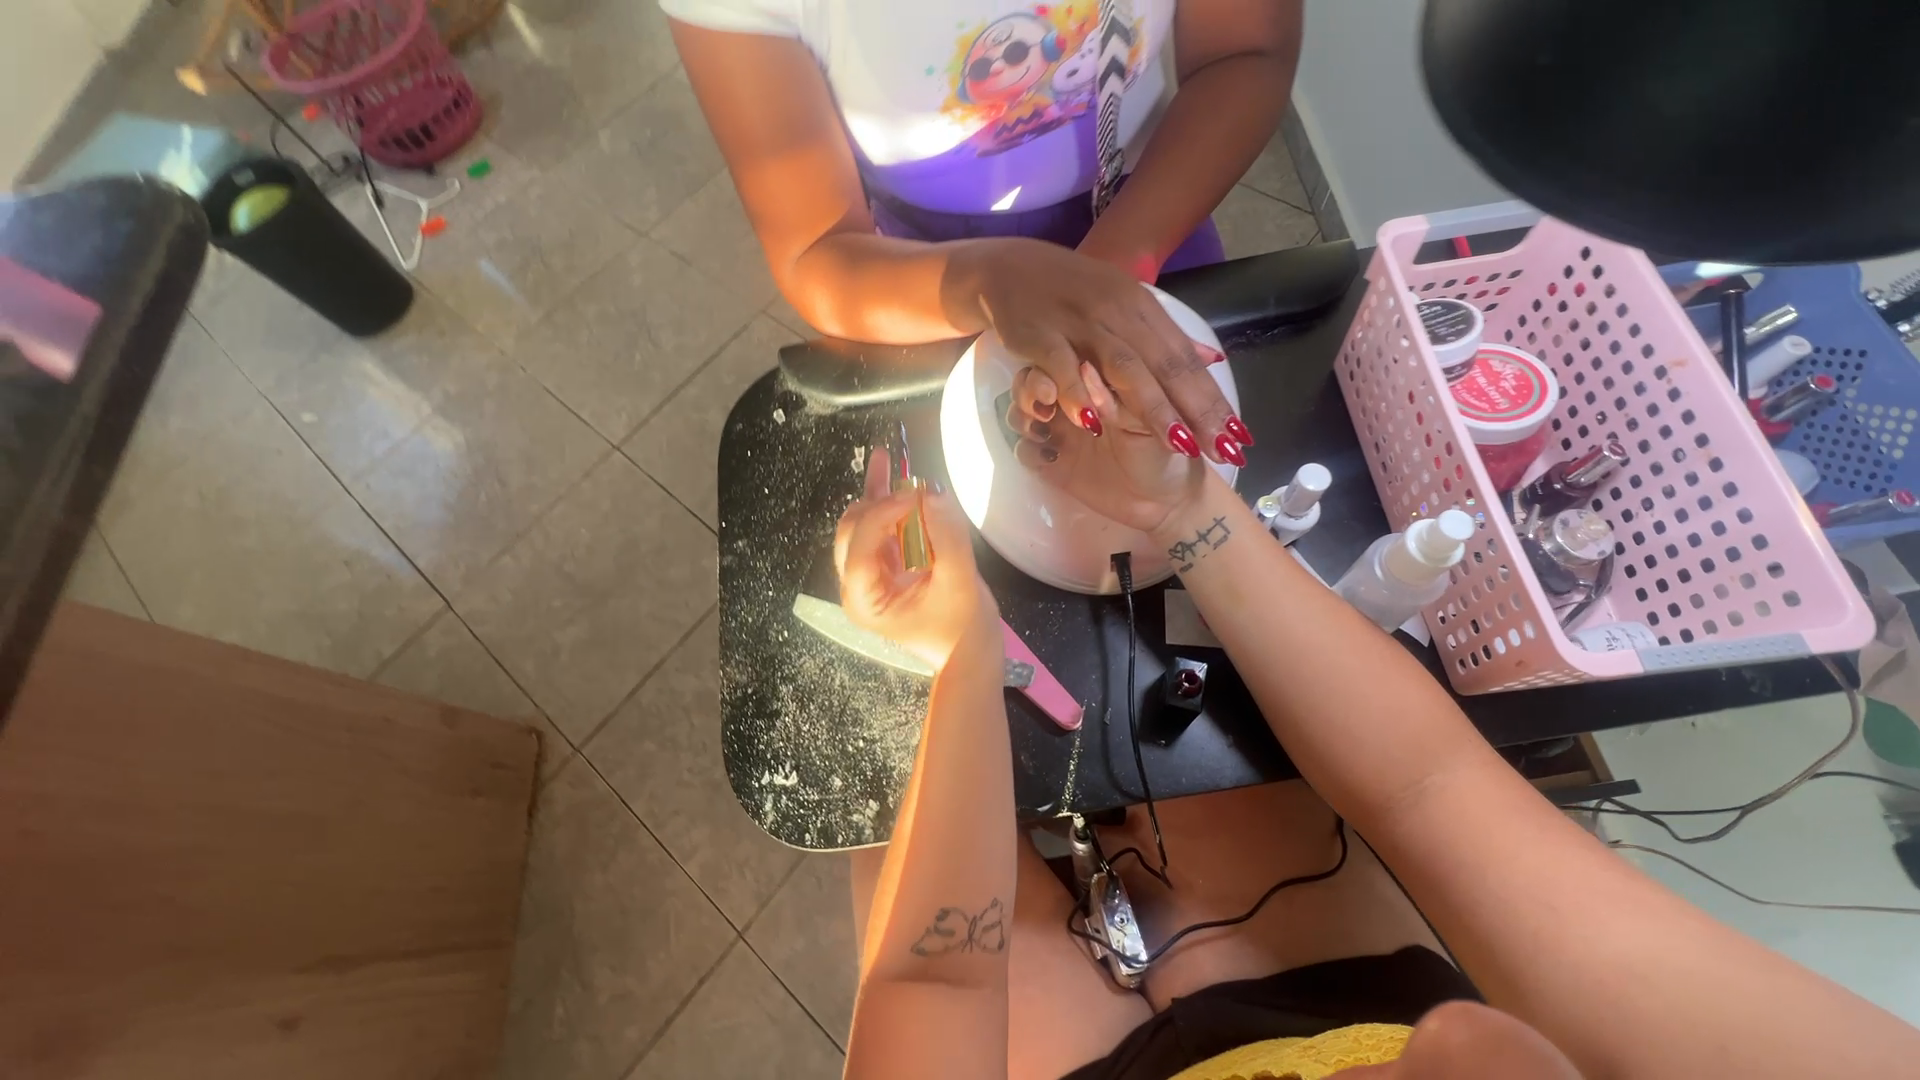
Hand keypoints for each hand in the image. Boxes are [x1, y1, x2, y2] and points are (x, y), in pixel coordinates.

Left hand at [835, 447, 997, 669]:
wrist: (971, 655)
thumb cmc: (964, 628)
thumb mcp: (960, 582)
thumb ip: (947, 536)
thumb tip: (933, 492)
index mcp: (866, 599)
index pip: (861, 545)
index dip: (883, 513)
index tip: (915, 494)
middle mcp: (859, 586)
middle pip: (852, 531)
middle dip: (875, 501)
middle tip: (907, 480)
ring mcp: (872, 575)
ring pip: (862, 524)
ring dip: (876, 494)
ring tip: (886, 458)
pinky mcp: (888, 567)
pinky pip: (880, 529)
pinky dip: (887, 503)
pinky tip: (889, 471)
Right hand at [952, 238, 1251, 465]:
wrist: (1009, 269)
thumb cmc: (1071, 294)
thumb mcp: (1125, 305)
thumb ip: (1165, 336)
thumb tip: (1214, 360)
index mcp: (1142, 308)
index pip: (1186, 360)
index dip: (1213, 400)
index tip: (1240, 438)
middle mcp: (1118, 313)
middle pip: (1165, 366)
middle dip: (1198, 411)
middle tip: (1224, 451)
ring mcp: (1079, 323)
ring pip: (1124, 368)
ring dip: (1153, 408)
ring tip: (1180, 444)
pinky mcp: (1041, 334)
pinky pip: (1062, 367)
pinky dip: (1078, 394)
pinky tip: (1094, 424)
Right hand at [1015, 362, 1210, 534]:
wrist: (1165, 504)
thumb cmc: (1168, 454)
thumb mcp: (1146, 424)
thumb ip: (1115, 398)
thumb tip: (1084, 367)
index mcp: (1099, 383)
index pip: (1066, 360)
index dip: (1054, 365)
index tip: (1058, 382)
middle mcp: (1073, 401)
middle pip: (1032, 380)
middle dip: (1029, 388)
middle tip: (1043, 406)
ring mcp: (1059, 431)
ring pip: (1020, 410)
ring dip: (1022, 415)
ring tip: (1041, 429)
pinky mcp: (1049, 462)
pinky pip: (1022, 448)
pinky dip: (1028, 448)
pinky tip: (1050, 457)